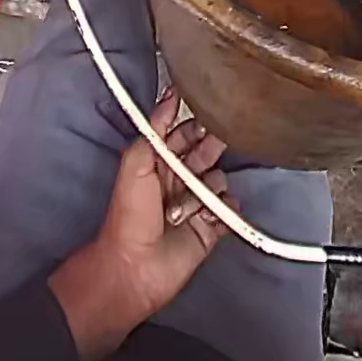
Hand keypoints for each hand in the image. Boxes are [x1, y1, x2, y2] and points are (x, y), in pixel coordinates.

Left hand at [48, 92, 235, 360]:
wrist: (135, 267)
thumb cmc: (130, 212)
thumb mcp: (135, 162)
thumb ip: (155, 127)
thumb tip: (171, 93)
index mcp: (162, 159)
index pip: (185, 131)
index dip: (196, 122)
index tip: (209, 109)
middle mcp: (182, 176)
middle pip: (208, 150)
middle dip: (210, 147)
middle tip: (211, 147)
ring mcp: (198, 200)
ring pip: (219, 177)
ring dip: (205, 189)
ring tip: (184, 208)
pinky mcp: (212, 225)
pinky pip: (231, 207)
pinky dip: (224, 210)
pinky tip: (209, 215)